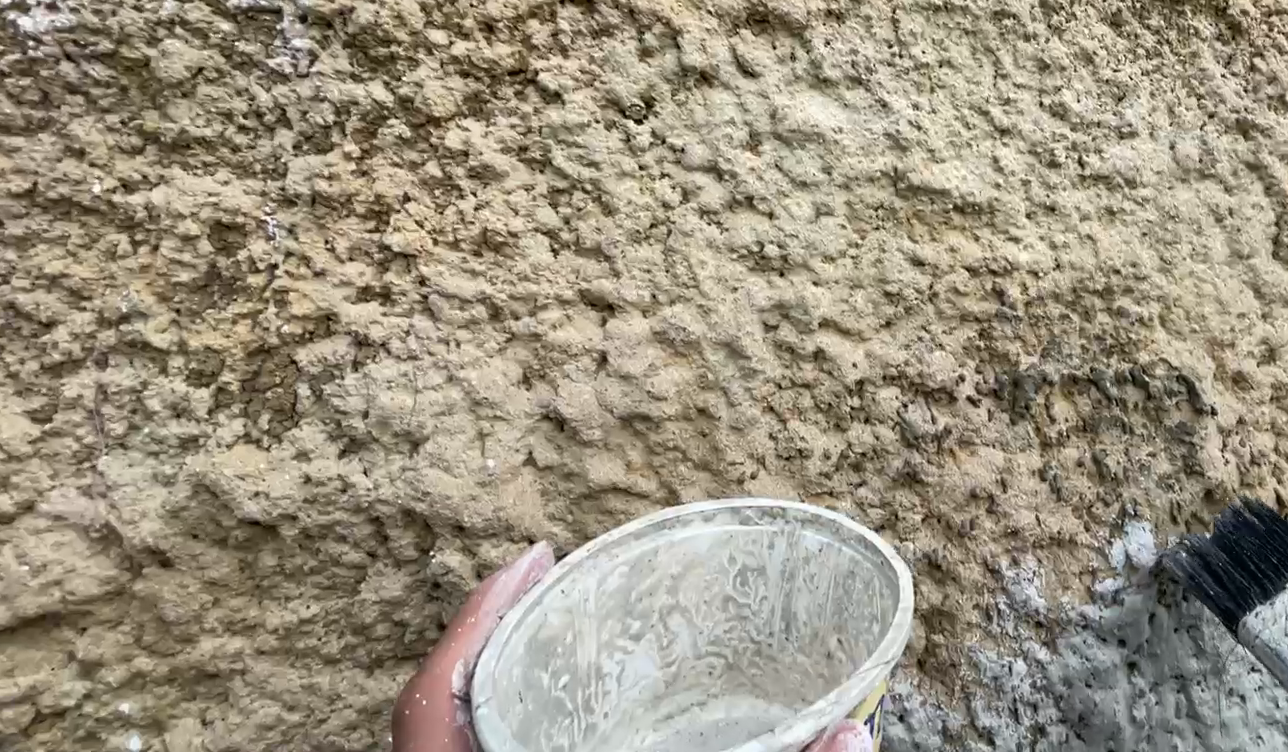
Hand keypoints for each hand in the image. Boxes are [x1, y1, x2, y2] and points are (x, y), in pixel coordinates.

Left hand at [392, 542, 881, 751]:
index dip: (476, 623)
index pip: (433, 716)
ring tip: (592, 632)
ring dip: (527, 682)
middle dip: (511, 636)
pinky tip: (603, 717)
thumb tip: (855, 737)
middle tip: (579, 580)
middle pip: (454, 717)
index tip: (538, 555)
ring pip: (484, 747)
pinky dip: (549, 728)